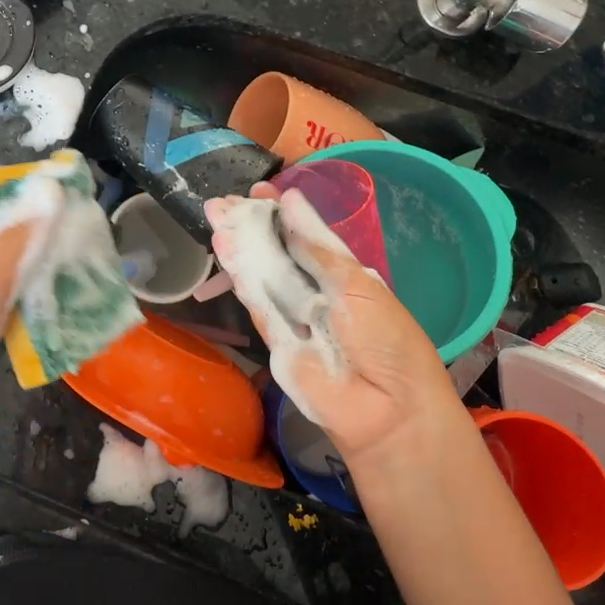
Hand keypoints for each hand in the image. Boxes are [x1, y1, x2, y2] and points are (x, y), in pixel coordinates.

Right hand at [207, 183, 463, 465]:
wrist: (390, 413)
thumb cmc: (388, 341)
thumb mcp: (358, 284)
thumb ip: (316, 246)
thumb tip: (291, 199)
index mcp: (345, 278)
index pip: (306, 238)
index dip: (283, 214)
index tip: (259, 191)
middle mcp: (317, 295)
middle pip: (277, 255)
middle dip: (251, 228)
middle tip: (223, 203)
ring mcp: (294, 319)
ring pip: (262, 276)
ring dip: (239, 246)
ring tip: (214, 216)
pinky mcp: (275, 344)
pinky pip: (257, 305)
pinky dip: (240, 277)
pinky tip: (223, 248)